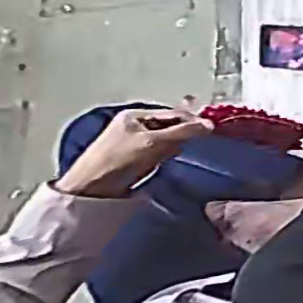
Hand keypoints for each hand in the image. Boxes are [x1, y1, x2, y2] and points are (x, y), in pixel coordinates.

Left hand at [55, 108, 213, 197]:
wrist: (91, 189)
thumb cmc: (119, 160)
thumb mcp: (155, 142)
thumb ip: (185, 131)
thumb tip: (211, 124)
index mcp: (135, 115)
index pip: (175, 113)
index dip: (192, 121)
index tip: (209, 131)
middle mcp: (135, 124)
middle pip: (172, 124)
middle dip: (183, 134)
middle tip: (190, 144)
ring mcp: (134, 139)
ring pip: (168, 137)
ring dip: (175, 144)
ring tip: (174, 153)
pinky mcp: (135, 153)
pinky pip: (161, 148)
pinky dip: (167, 152)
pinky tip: (165, 159)